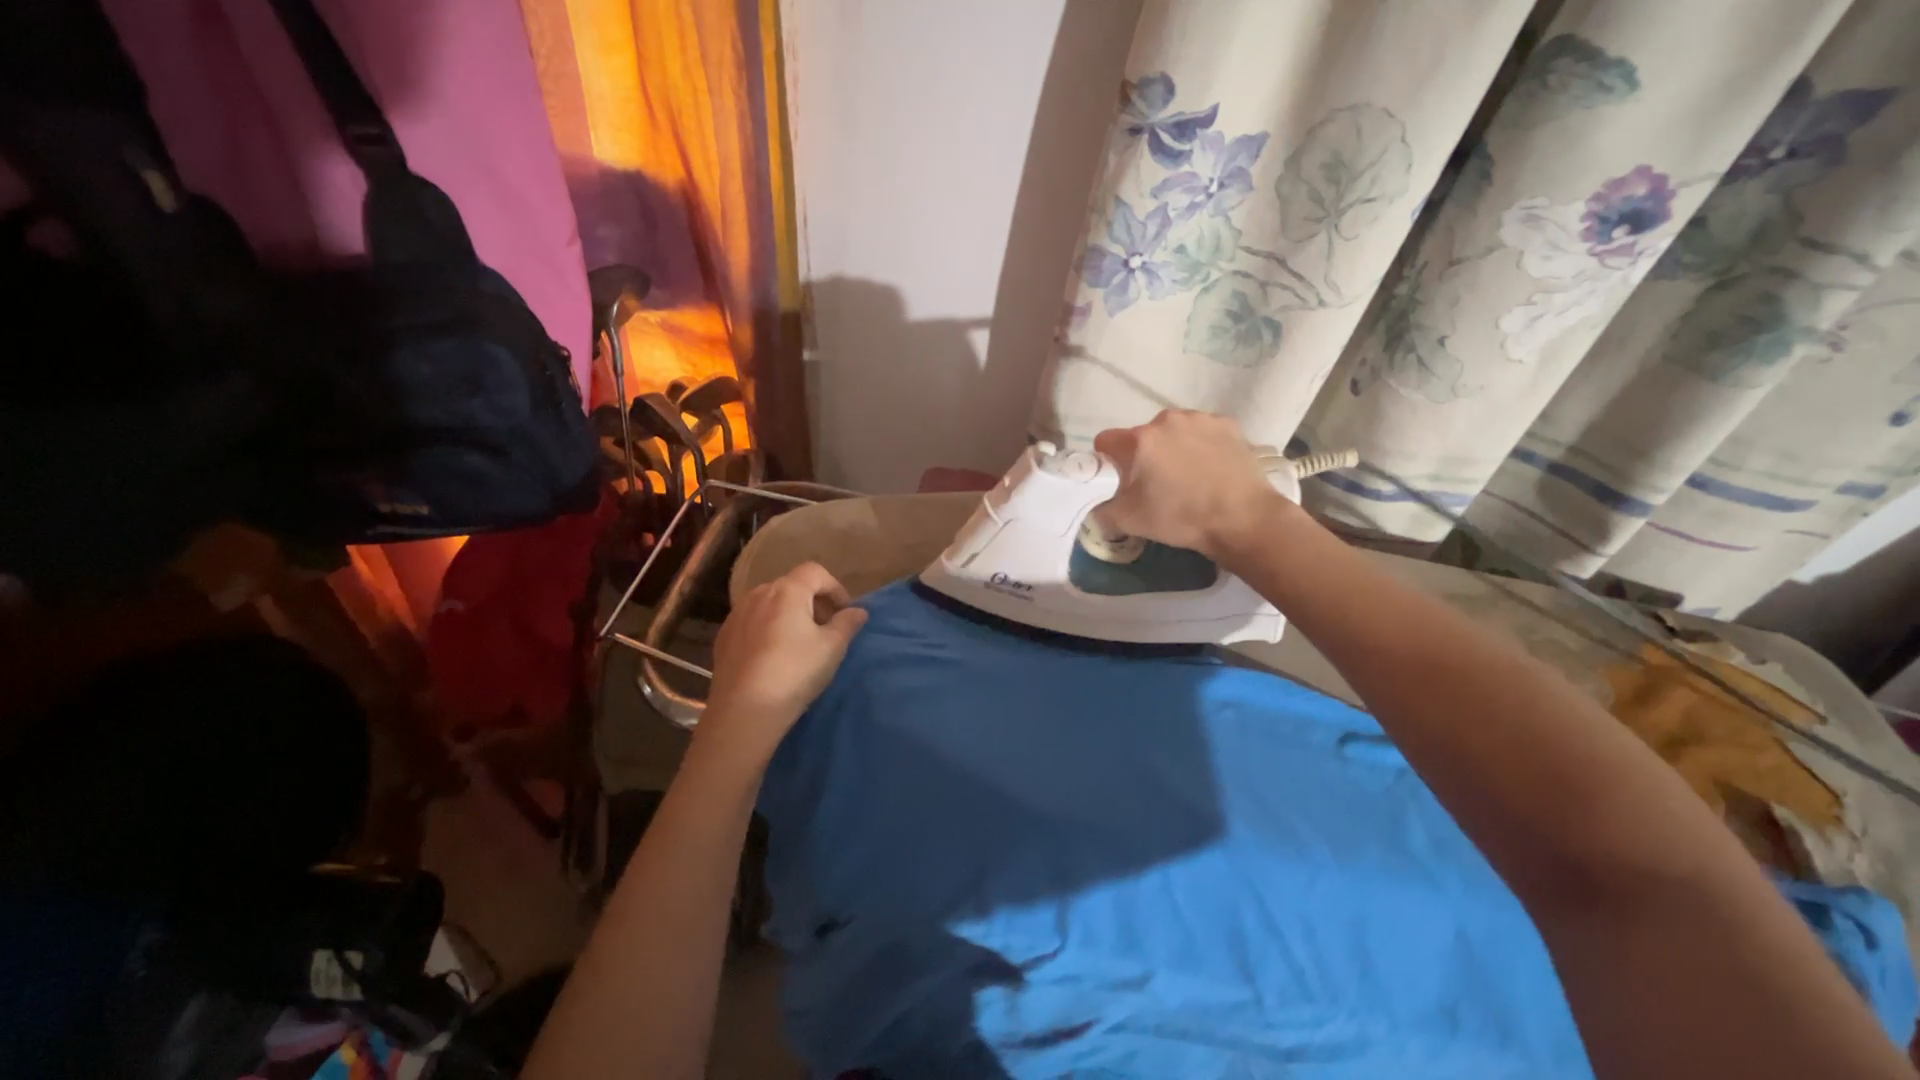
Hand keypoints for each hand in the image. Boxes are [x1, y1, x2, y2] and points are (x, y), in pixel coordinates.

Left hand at [699, 562, 868, 765]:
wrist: (745, 709)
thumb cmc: (795, 672)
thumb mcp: (832, 648)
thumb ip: (847, 624)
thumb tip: (858, 611)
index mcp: (787, 590)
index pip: (815, 572)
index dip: (835, 588)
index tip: (845, 612)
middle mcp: (759, 594)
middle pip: (792, 586)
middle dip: (813, 601)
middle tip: (826, 629)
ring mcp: (737, 614)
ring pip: (770, 604)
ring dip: (789, 614)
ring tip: (800, 642)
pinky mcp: (724, 636)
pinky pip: (752, 621)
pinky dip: (768, 628)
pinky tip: (773, 655)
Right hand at [1092, 409, 1298, 564]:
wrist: (1243, 519)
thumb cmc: (1182, 518)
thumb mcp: (1131, 522)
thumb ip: (1102, 512)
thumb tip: (1095, 509)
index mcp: (1139, 440)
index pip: (1106, 441)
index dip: (1107, 461)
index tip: (1120, 481)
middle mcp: (1167, 420)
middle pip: (1142, 436)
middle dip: (1144, 456)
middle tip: (1158, 484)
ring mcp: (1200, 419)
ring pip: (1173, 431)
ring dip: (1173, 448)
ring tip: (1189, 476)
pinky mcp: (1228, 424)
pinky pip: (1203, 431)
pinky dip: (1202, 445)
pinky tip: (1212, 468)